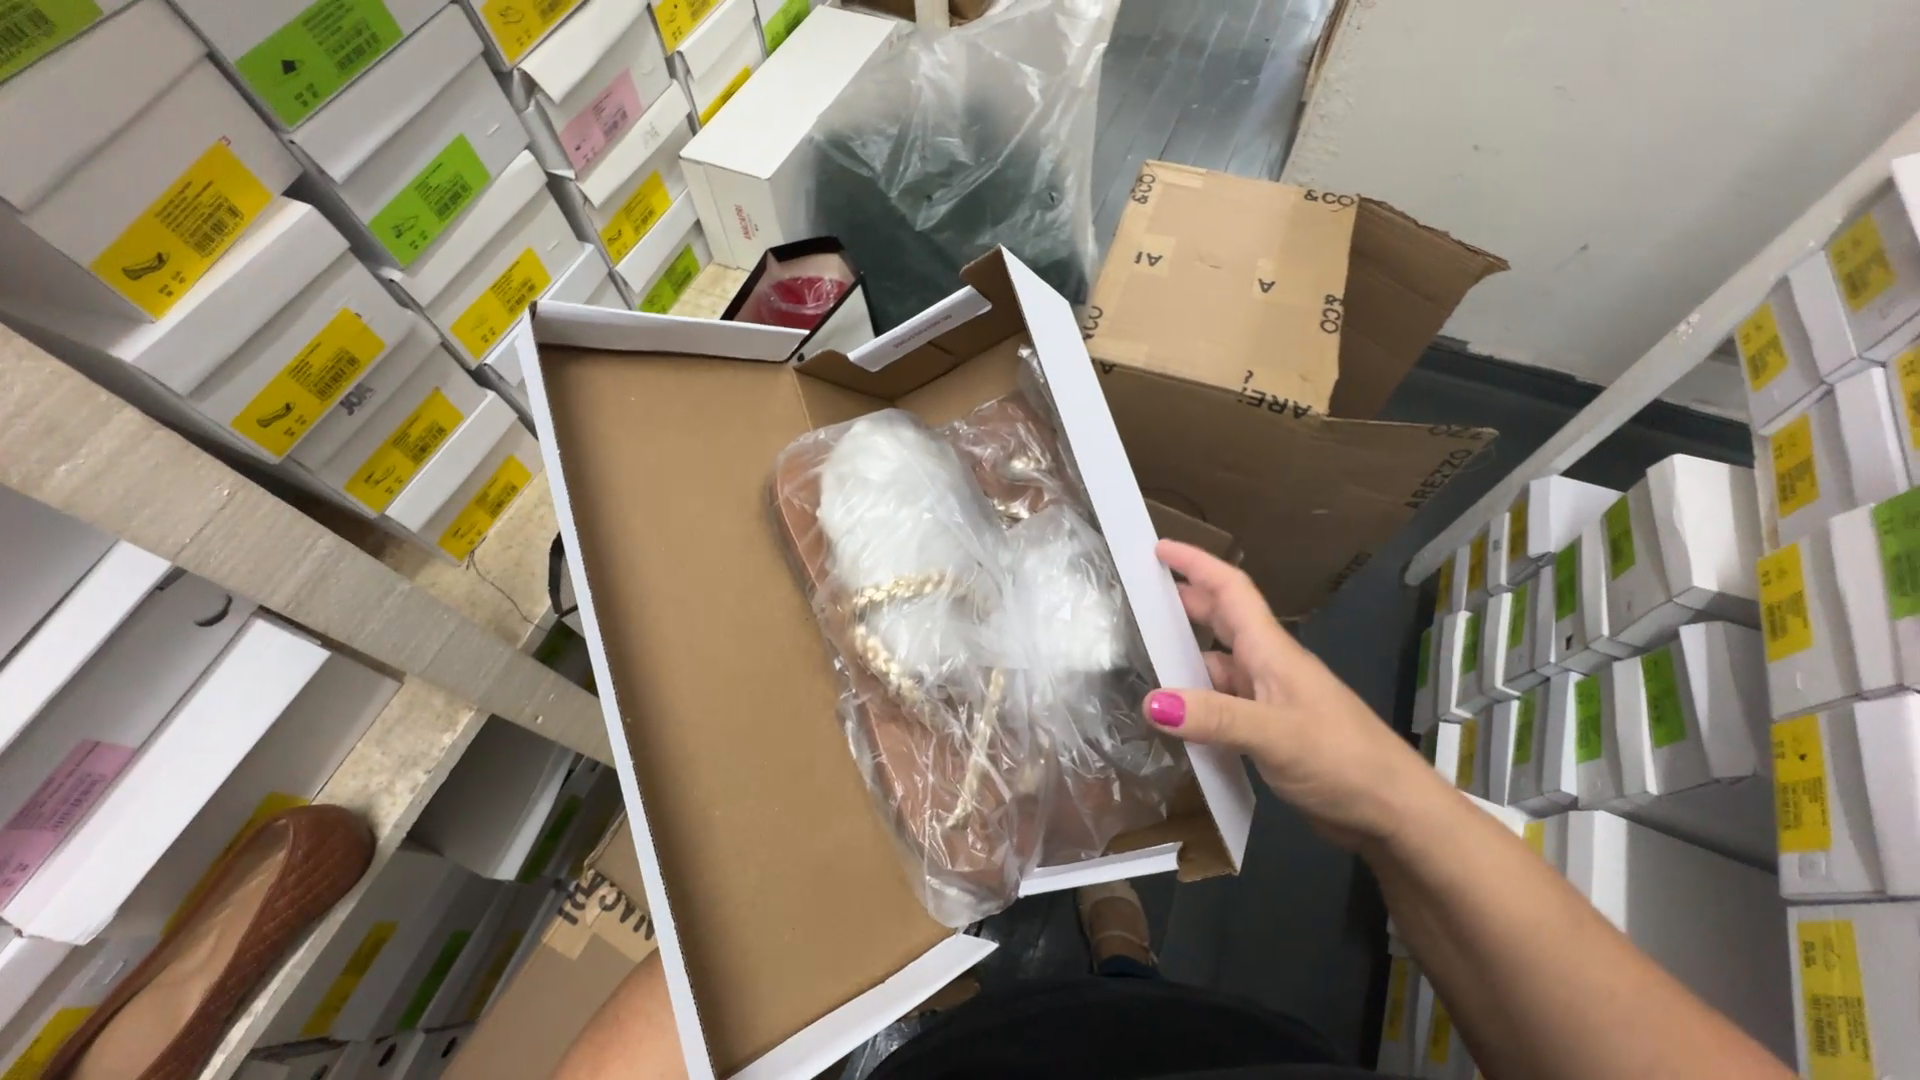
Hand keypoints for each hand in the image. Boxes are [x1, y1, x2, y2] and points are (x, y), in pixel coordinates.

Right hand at [1142, 540, 1448, 850]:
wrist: (1394, 813)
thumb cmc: (1343, 759)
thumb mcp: (1276, 735)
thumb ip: (1215, 717)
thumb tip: (1150, 701)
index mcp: (1273, 652)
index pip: (1231, 591)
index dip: (1196, 564)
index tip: (1159, 548)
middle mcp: (1269, 668)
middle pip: (1222, 622)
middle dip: (1183, 605)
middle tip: (1137, 602)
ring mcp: (1270, 702)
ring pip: (1218, 667)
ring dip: (1184, 662)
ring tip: (1139, 666)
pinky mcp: (1269, 734)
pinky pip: (1222, 706)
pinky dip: (1195, 705)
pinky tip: (1173, 721)